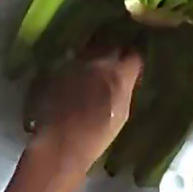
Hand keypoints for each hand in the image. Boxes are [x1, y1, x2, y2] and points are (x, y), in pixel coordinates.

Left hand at [30, 49, 139, 175]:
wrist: (59, 144)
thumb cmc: (96, 136)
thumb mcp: (123, 113)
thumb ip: (125, 89)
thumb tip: (126, 80)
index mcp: (118, 74)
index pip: (134, 55)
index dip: (134, 64)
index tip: (133, 75)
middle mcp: (97, 62)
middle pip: (113, 47)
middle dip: (117, 56)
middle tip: (115, 71)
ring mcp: (75, 64)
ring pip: (91, 50)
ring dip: (97, 59)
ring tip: (95, 74)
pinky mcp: (58, 70)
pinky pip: (74, 61)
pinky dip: (79, 68)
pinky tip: (77, 82)